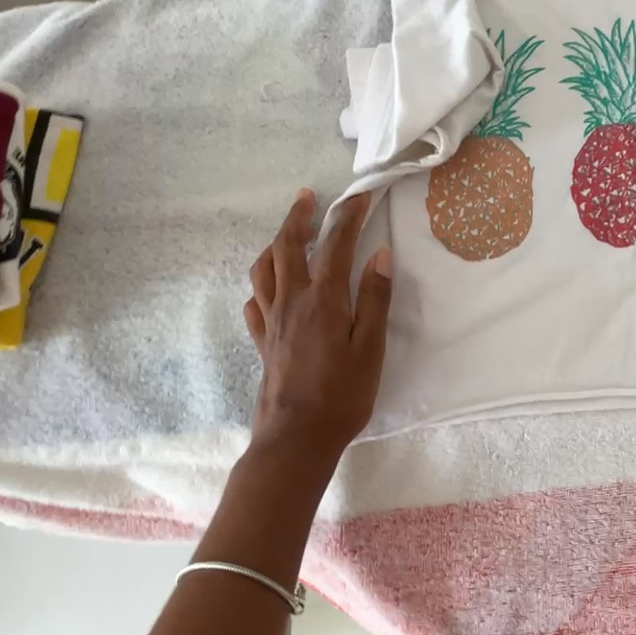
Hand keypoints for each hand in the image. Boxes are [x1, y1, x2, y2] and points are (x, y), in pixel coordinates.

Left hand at [243, 189, 392, 455]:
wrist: (296, 439)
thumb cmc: (343, 394)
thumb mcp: (371, 347)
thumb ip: (375, 299)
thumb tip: (381, 255)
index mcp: (323, 300)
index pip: (336, 245)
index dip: (348, 216)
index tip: (360, 196)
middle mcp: (291, 302)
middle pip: (287, 247)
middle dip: (298, 217)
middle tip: (308, 196)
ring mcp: (272, 321)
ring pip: (263, 269)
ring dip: (275, 244)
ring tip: (288, 235)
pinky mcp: (263, 341)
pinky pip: (255, 302)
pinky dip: (263, 284)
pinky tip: (273, 288)